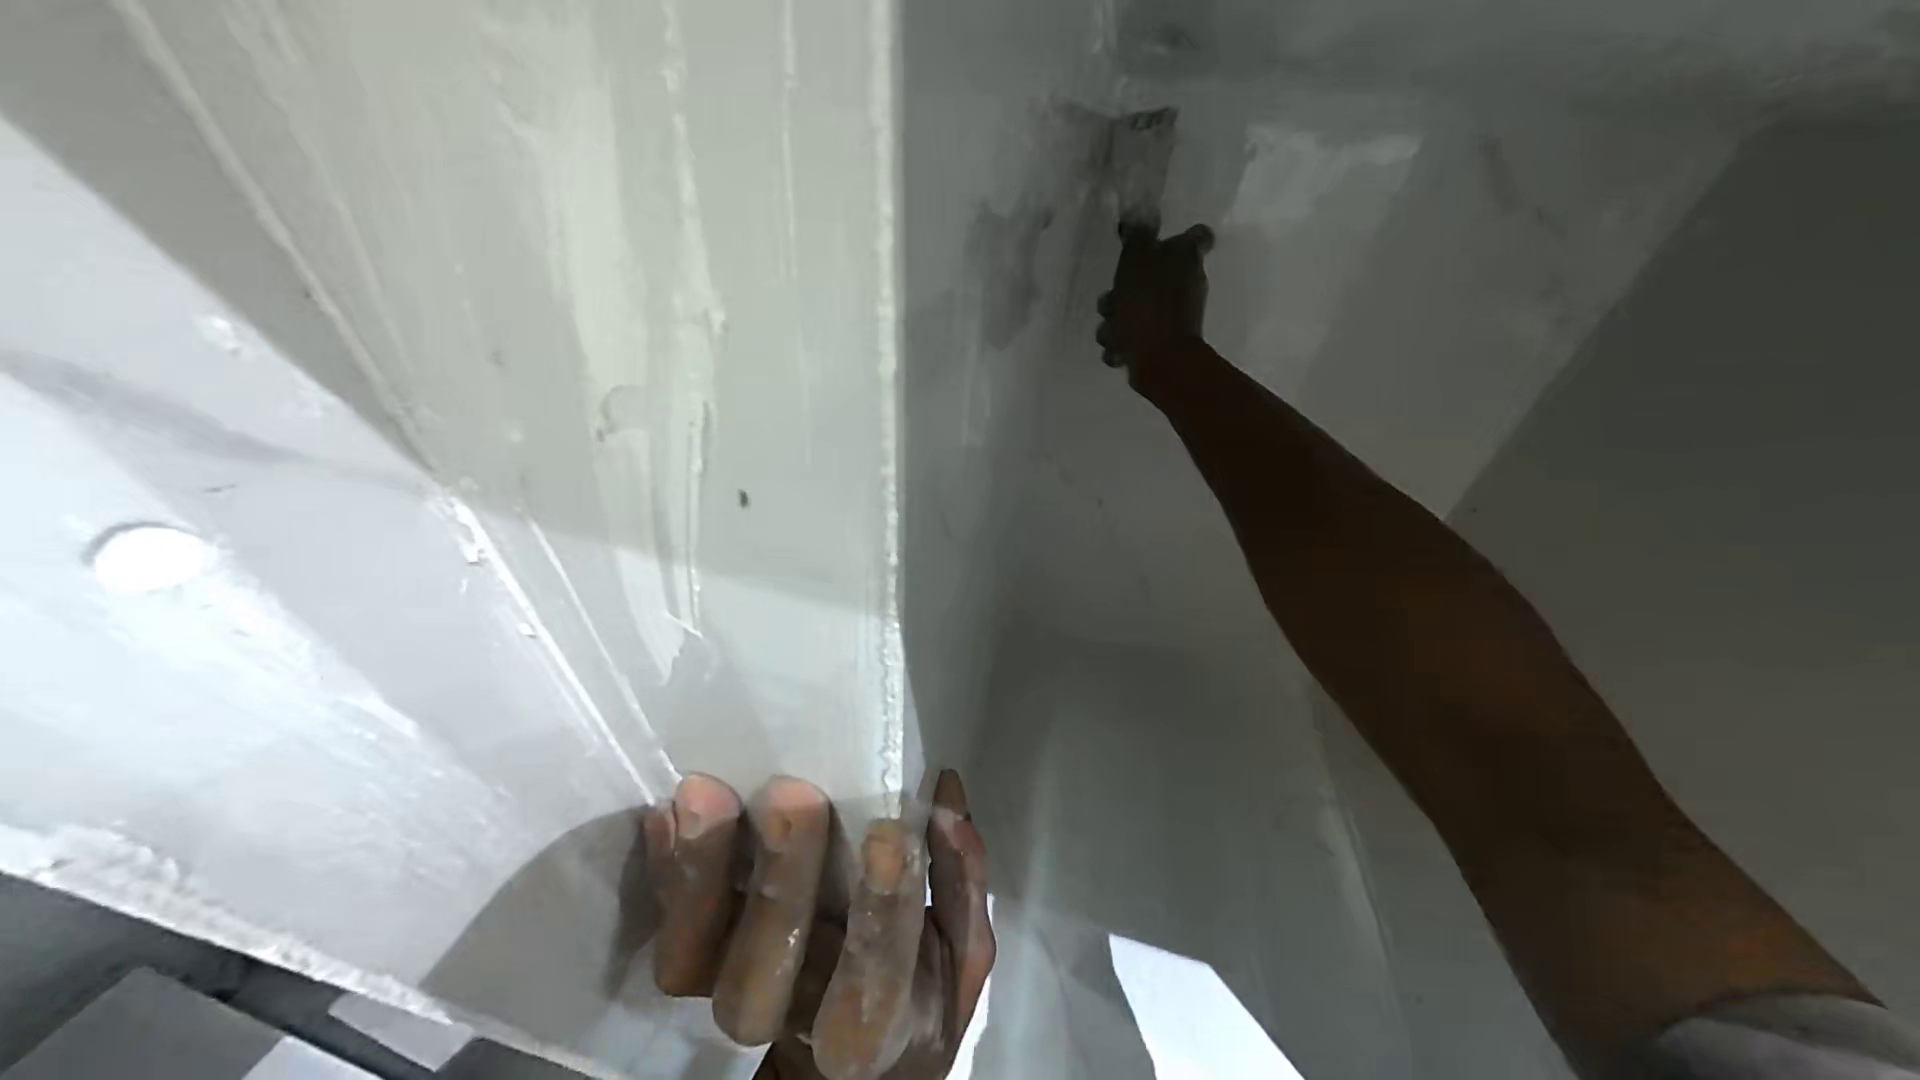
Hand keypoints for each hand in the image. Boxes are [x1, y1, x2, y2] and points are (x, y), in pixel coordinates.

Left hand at [644, 771, 992, 1079]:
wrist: (843, 1060)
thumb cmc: (915, 989)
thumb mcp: (959, 952)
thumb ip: (960, 880)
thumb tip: (946, 802)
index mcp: (872, 1027)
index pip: (873, 984)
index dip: (881, 913)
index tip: (889, 832)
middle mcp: (791, 1020)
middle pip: (762, 980)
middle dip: (778, 885)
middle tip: (790, 793)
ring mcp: (732, 992)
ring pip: (693, 961)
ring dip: (698, 874)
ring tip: (703, 791)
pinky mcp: (697, 966)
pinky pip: (665, 930)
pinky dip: (664, 870)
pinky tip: (667, 810)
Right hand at [1096, 220, 1214, 378]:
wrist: (1159, 360)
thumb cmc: (1148, 305)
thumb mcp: (1137, 259)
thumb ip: (1137, 235)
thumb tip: (1140, 215)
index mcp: (1186, 257)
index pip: (1196, 235)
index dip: (1179, 235)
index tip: (1155, 242)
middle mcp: (1186, 283)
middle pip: (1154, 274)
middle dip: (1125, 286)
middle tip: (1113, 296)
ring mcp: (1175, 316)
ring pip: (1138, 307)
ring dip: (1116, 318)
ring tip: (1111, 329)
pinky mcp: (1162, 344)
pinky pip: (1136, 335)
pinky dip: (1123, 342)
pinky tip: (1117, 349)